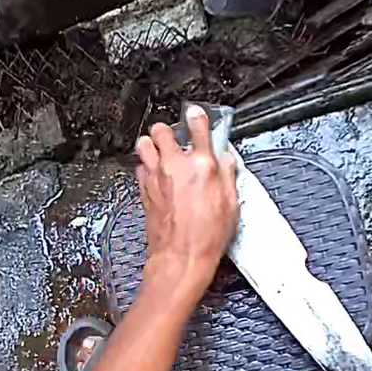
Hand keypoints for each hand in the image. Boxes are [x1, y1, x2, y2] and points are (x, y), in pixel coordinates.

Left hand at [136, 104, 238, 287]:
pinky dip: (146, 166)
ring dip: (151, 144)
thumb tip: (226, 160)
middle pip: (162, 130)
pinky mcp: (145, 191)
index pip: (198, 126)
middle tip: (175, 138)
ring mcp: (156, 177)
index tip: (196, 114)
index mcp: (202, 165)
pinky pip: (140, 167)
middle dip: (168, 130)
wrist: (181, 256)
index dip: (197, 116)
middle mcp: (175, 166)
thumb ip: (227, 175)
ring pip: (144, 144)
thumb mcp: (231, 203)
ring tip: (160, 151)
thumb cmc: (206, 236)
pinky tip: (155, 173)